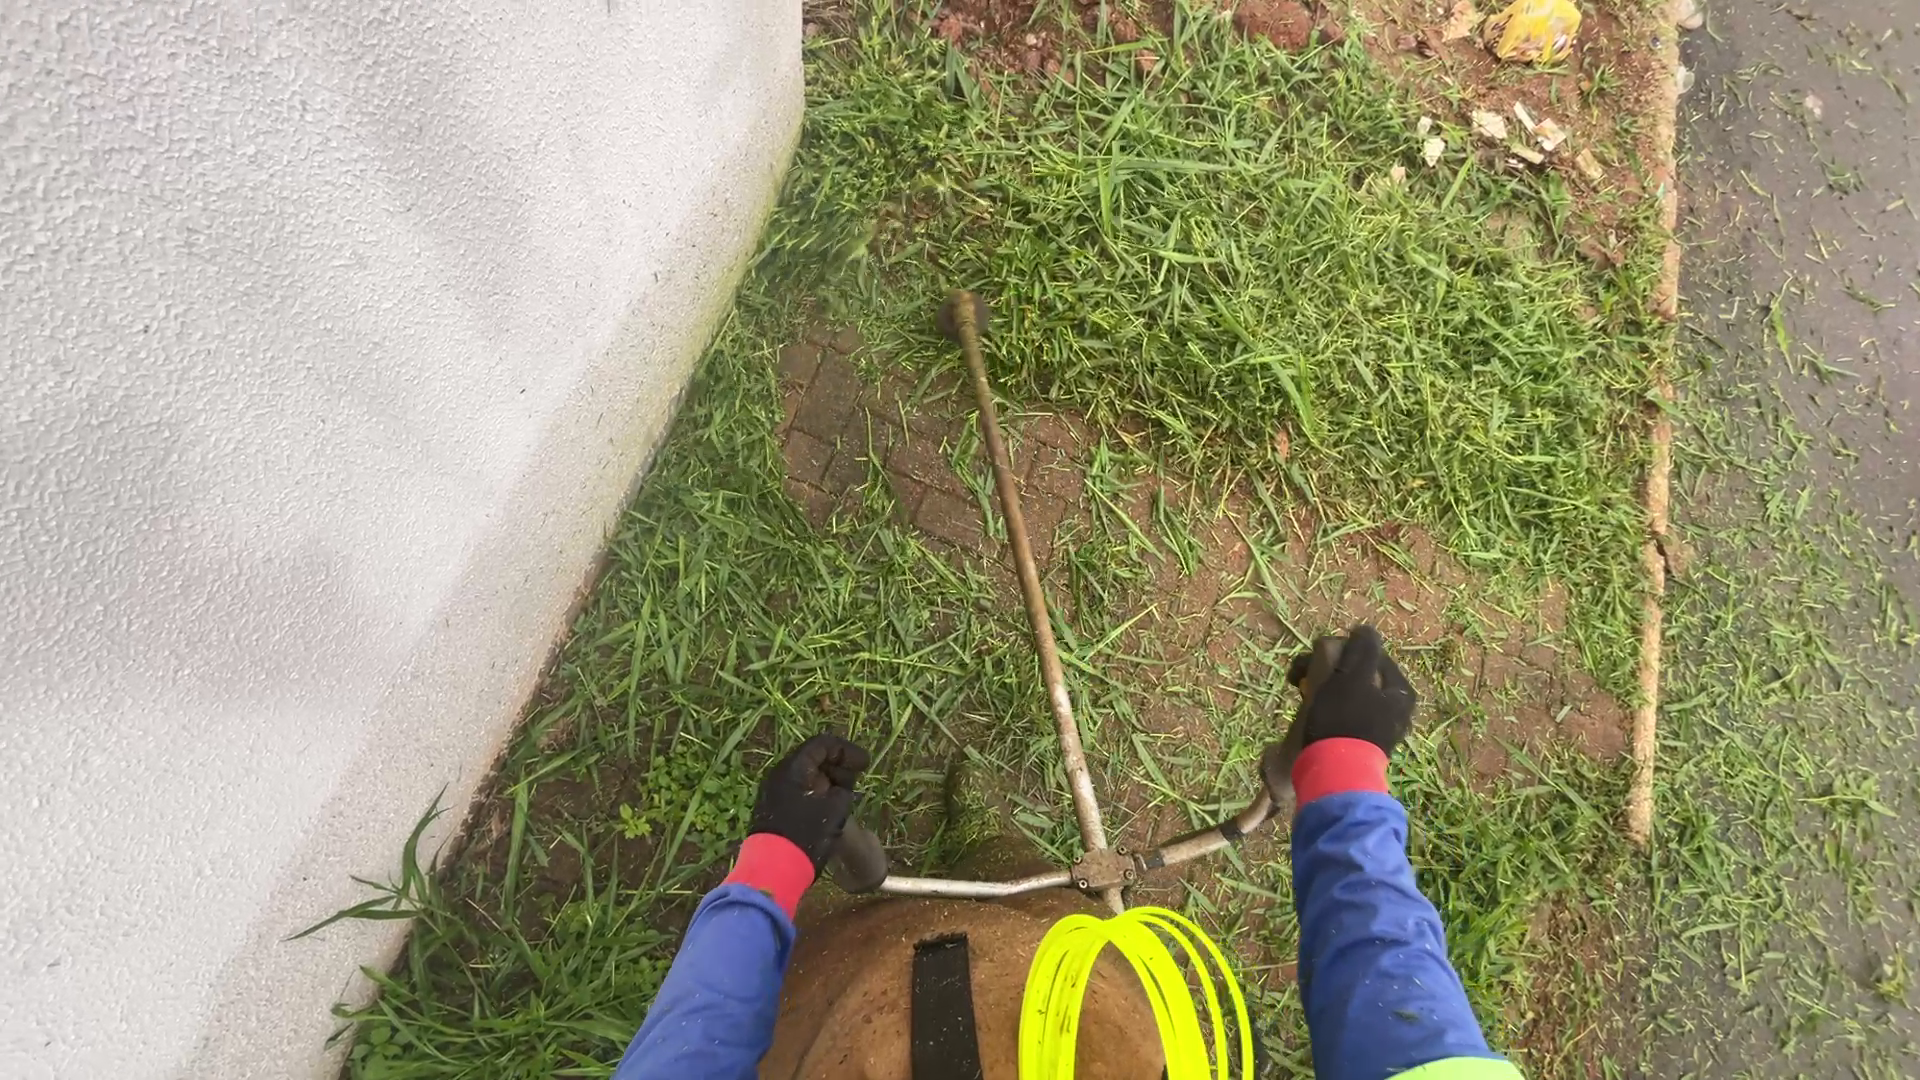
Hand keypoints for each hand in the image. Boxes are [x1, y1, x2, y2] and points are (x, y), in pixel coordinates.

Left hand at [747, 734, 871, 871]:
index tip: (865, 765)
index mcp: (793, 768)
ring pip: (807, 775)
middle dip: (838, 767)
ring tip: (844, 797)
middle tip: (854, 781)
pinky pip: (800, 790)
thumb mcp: (835, 809)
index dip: (847, 751)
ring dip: (828, 781)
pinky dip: (817, 793)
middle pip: (814, 758)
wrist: (773, 871)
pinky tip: (829, 808)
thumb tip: (839, 789)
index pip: (823, 745)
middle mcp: (780, 775)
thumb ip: (842, 791)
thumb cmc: (806, 835)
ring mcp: (774, 792)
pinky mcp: (773, 808)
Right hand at [1286, 625, 1415, 756]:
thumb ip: (1363, 648)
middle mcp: (1394, 708)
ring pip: (1345, 688)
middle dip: (1326, 667)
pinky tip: (1308, 706)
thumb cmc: (1343, 718)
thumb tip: (1365, 630)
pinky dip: (1323, 702)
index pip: (1371, 654)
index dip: (1343, 650)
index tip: (1318, 657)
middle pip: (1356, 671)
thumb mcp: (1353, 675)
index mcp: (1400, 691)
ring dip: (1320, 682)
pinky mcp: (1357, 738)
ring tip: (1298, 689)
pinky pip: (1340, 708)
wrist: (1334, 769)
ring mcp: (1377, 724)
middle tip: (1300, 674)